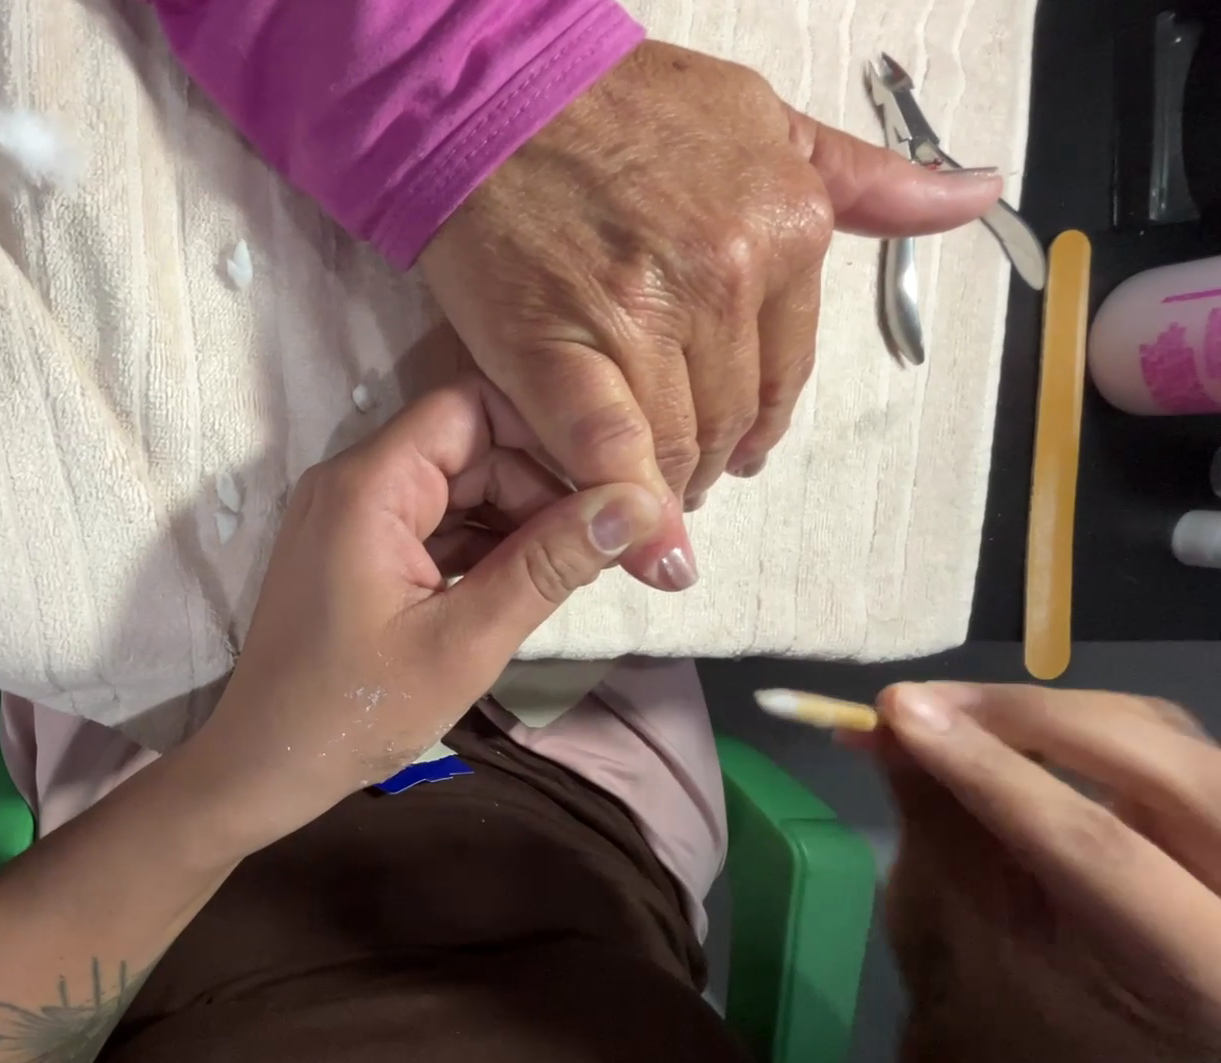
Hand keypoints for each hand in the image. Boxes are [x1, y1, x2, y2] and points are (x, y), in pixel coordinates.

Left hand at [173, 378, 662, 851]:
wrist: (265, 763)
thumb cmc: (357, 710)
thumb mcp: (464, 641)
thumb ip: (550, 564)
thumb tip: (637, 503)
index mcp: (370, 483)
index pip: (472, 404)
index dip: (548, 428)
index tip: (615, 477)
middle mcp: (354, 480)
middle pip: (469, 446)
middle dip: (540, 487)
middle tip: (611, 543)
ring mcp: (350, 515)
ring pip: (455, 487)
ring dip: (516, 520)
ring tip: (579, 567)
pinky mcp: (355, 548)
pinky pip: (431, 522)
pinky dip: (479, 544)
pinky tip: (525, 580)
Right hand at [419, 41, 1003, 589]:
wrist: (493, 108)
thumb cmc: (613, 111)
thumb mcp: (759, 120)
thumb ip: (858, 177)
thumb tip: (969, 198)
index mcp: (780, 232)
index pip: (780, 371)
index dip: (754, 429)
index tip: (729, 459)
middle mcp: (722, 282)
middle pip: (727, 418)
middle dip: (707, 468)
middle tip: (679, 492)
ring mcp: (639, 322)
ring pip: (672, 441)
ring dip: (665, 491)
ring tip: (646, 508)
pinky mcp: (556, 352)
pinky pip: (604, 444)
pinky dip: (625, 501)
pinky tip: (646, 553)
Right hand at [869, 682, 1220, 1062]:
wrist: (1038, 1024)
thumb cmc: (986, 985)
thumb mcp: (950, 906)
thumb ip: (933, 806)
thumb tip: (894, 720)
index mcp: (1202, 974)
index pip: (1097, 846)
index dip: (987, 767)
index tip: (898, 711)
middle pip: (1168, 770)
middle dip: (1029, 717)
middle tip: (919, 700)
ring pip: (1163, 734)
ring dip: (1040, 710)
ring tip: (945, 709)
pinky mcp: (1216, 818)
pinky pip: (1155, 734)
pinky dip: (1062, 717)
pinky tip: (993, 724)